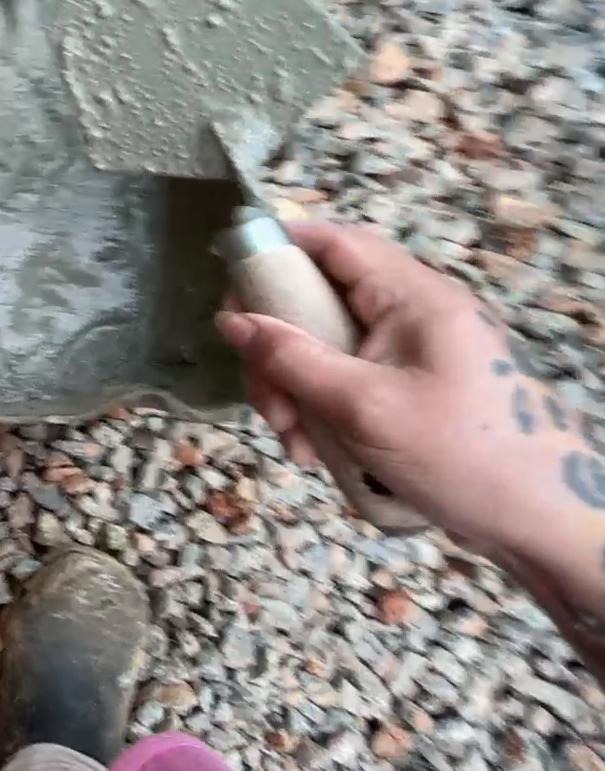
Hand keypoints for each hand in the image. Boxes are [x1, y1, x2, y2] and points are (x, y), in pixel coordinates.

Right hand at [215, 221, 587, 551]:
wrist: (544, 528)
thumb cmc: (464, 456)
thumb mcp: (362, 406)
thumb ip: (289, 358)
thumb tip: (229, 321)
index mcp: (414, 302)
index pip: (336, 242)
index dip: (278, 242)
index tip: (227, 266)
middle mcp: (407, 315)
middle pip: (308, 300)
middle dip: (269, 344)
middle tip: (262, 390)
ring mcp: (400, 351)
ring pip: (308, 343)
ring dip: (282, 384)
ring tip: (290, 433)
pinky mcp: (394, 383)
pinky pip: (327, 375)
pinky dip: (304, 404)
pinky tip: (308, 444)